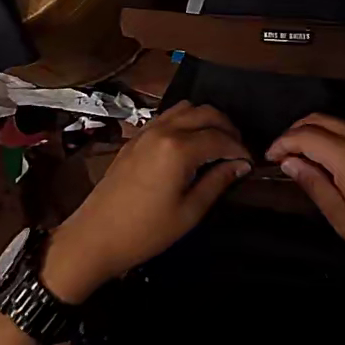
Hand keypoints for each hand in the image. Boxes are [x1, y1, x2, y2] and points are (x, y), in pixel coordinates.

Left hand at [42, 102, 251, 302]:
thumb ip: (217, 182)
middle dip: (227, 128)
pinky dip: (186, 120)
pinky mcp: (135, 137)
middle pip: (206, 113)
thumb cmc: (145, 232)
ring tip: (217, 142)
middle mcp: (164, 130)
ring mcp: (147, 131)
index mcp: (179, 148)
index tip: (250, 163)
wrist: (94, 237)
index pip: (220, 138)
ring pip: (186, 107)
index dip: (240, 149)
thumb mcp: (189, 212)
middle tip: (237, 150)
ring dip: (206, 119)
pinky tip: (191, 142)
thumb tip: (240, 164)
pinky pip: (168, 116)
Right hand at [267, 113, 344, 307]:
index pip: (305, 134)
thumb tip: (290, 162)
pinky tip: (331, 160)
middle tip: (281, 154)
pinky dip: (335, 137)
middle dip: (296, 131)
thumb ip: (314, 184)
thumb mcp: (343, 218)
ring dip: (316, 132)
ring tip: (302, 158)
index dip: (282, 142)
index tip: (268, 159)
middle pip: (322, 119)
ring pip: (340, 123)